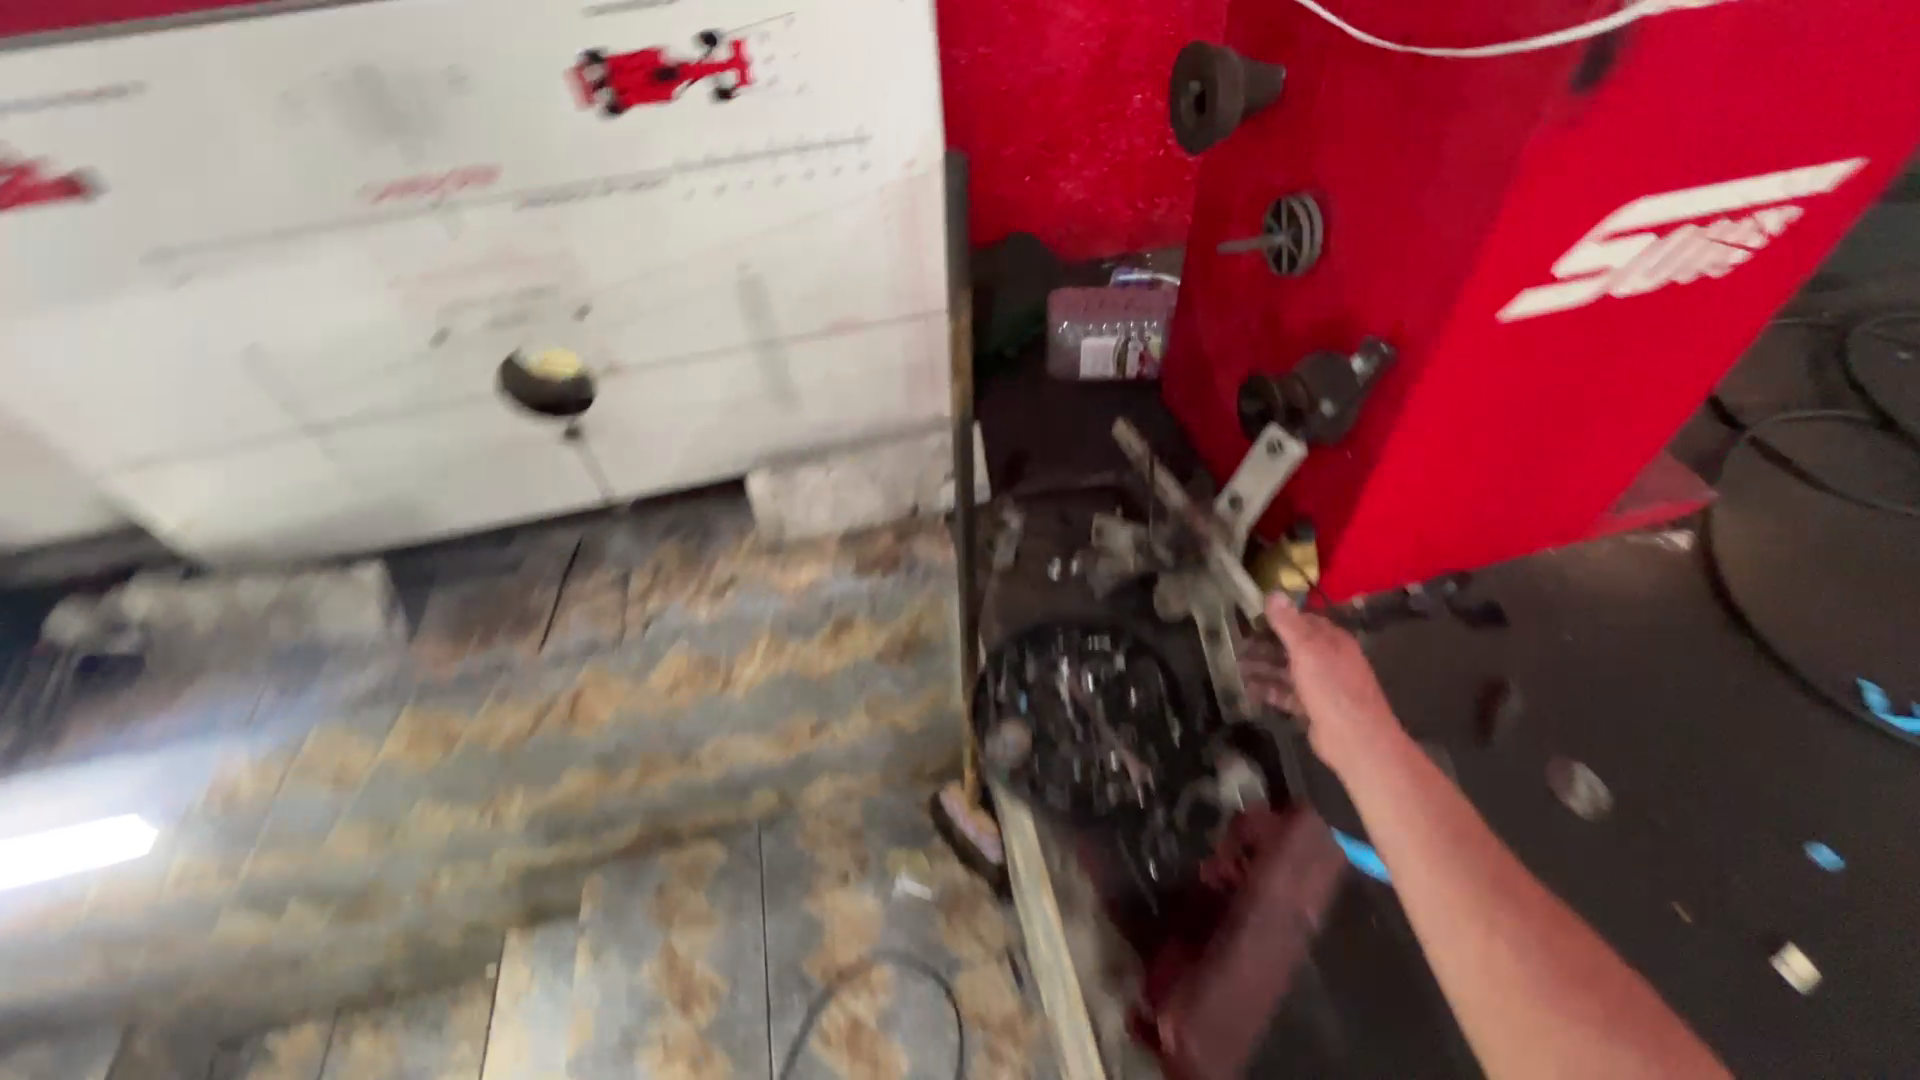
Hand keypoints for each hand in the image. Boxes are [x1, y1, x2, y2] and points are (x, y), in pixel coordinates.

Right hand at [1242, 593, 1401, 771]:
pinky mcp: (1314, 707)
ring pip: (1288, 670)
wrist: (1355, 738)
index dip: (1277, 619)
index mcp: (1333, 640)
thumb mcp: (1307, 650)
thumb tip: (1273, 593)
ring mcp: (1322, 684)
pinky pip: (1287, 694)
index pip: (1303, 621)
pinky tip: (1249, 690)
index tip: (1250, 620)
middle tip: (1237, 646)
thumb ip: (1288, 623)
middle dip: (1265, 645)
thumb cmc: (1331, 687)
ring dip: (1264, 668)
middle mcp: (1329, 659)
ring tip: (1236, 668)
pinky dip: (1269, 690)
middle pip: (1293, 646)